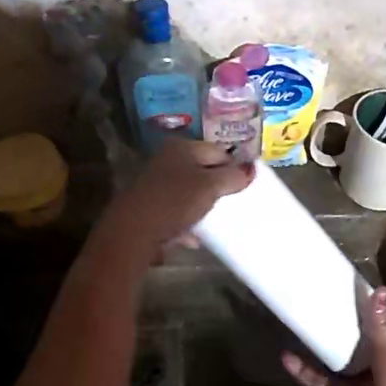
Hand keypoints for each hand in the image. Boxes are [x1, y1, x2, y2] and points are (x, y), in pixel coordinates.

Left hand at [95, 140, 253, 260]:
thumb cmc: (175, 202)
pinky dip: (188, 223)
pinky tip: (195, 237)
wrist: (134, 231)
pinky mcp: (150, 208)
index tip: (248, 186)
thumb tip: (251, 168)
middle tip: (235, 204)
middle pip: (203, 171)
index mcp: (181, 148)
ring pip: (190, 193)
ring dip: (203, 208)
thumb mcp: (210, 187)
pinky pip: (177, 213)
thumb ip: (233, 176)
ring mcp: (156, 184)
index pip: (218, 151)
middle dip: (219, 188)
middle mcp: (166, 160)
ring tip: (217, 222)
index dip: (235, 166)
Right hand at [281, 288, 385, 385]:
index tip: (346, 278)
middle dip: (338, 316)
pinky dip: (300, 368)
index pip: (376, 319)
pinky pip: (314, 376)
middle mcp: (369, 359)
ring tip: (299, 314)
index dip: (365, 301)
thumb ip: (382, 328)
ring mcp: (349, 376)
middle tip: (316, 291)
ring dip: (318, 337)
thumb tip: (378, 289)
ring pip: (331, 351)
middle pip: (351, 333)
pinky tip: (286, 356)